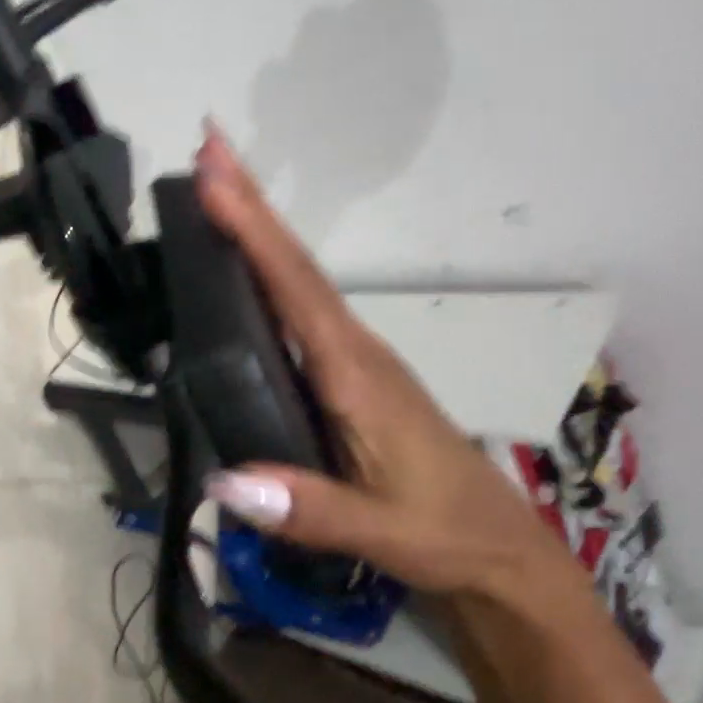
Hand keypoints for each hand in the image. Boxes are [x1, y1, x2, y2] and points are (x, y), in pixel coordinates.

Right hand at [193, 123, 568, 597]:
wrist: (496, 555)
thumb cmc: (442, 535)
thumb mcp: (385, 533)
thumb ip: (310, 507)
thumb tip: (221, 479)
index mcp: (358, 374)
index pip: (297, 290)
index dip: (254, 233)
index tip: (214, 178)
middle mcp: (352, 351)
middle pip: (294, 266)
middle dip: (251, 204)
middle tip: (206, 147)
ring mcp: (347, 360)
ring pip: (293, 279)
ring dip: (253, 227)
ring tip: (211, 186)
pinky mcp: (337, 374)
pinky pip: (291, 306)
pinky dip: (261, 268)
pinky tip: (236, 261)